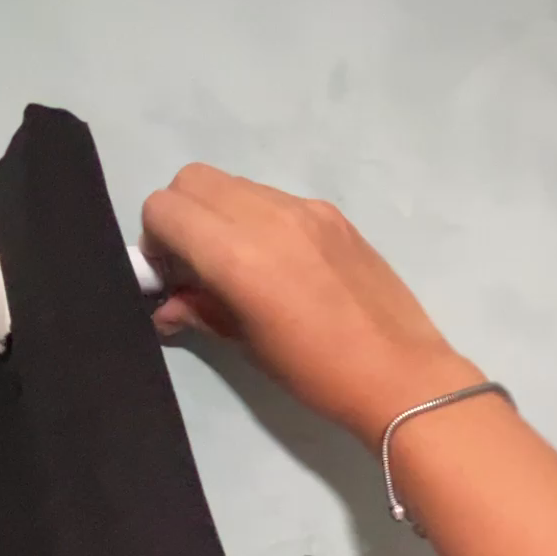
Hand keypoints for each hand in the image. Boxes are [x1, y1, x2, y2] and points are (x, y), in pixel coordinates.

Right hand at [141, 164, 483, 445]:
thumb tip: (167, 305)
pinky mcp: (335, 215)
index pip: (164, 208)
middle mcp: (268, 215)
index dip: (156, 241)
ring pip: (237, 185)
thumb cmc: (318, 373)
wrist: (400, 374)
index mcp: (238, 253)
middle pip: (194, 181)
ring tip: (244, 266)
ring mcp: (307, 209)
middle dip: (183, 217)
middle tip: (199, 265)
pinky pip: (277, 199)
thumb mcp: (248, 346)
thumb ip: (201, 311)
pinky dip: (261, 219)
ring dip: (223, 215)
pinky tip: (284, 264)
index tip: (174, 276)